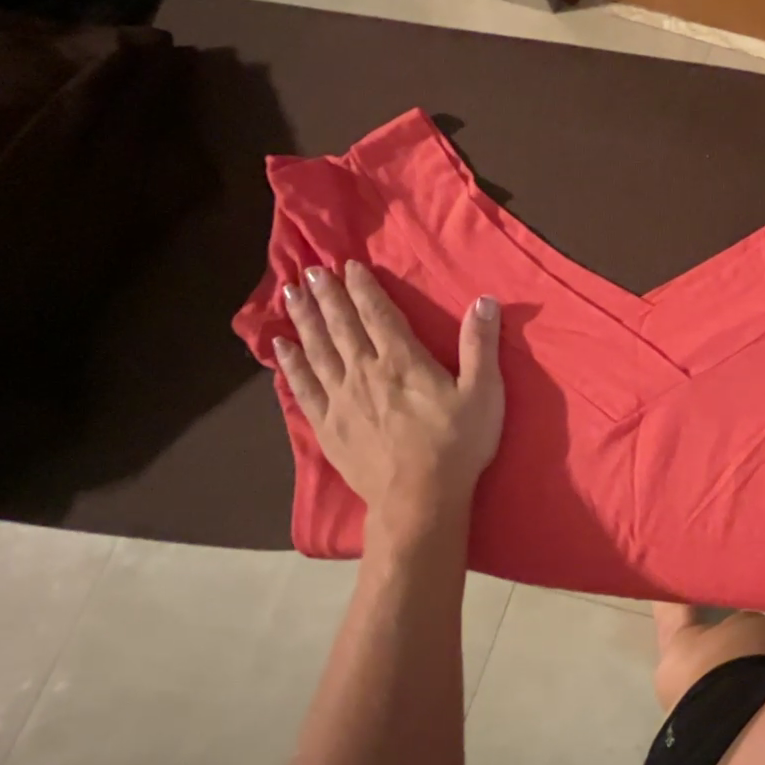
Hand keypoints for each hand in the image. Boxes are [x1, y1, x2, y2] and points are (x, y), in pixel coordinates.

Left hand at [273, 261, 503, 550]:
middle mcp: (365, 372)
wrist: (420, 498)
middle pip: (342, 326)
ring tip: (291, 293)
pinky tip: (281, 346)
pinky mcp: (328, 425)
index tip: (348, 265)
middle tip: (311, 270)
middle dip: (328, 296)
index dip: (363, 288)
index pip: (378, 315)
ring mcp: (341, 400)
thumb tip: (484, 301)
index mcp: (403, 362)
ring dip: (305, 319)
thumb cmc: (458, 443)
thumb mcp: (484, 392)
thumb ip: (481, 345)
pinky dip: (291, 363)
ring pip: (318, 350)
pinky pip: (304, 387)